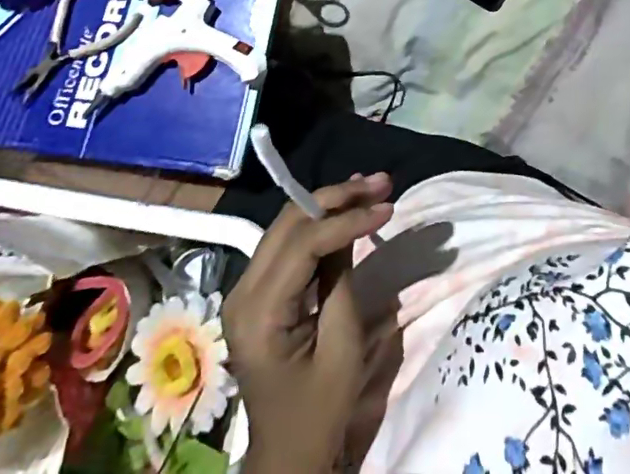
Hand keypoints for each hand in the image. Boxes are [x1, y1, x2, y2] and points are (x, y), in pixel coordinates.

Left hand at [222, 173, 393, 473]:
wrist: (287, 453)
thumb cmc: (319, 411)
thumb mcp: (342, 348)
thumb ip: (341, 280)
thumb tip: (352, 227)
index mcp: (259, 314)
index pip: (303, 243)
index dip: (346, 219)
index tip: (387, 207)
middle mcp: (242, 292)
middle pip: (289, 223)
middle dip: (336, 197)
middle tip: (381, 183)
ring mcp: (245, 290)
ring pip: (286, 227)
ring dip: (329, 204)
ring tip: (370, 187)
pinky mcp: (256, 292)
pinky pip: (287, 245)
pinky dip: (318, 223)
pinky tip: (346, 209)